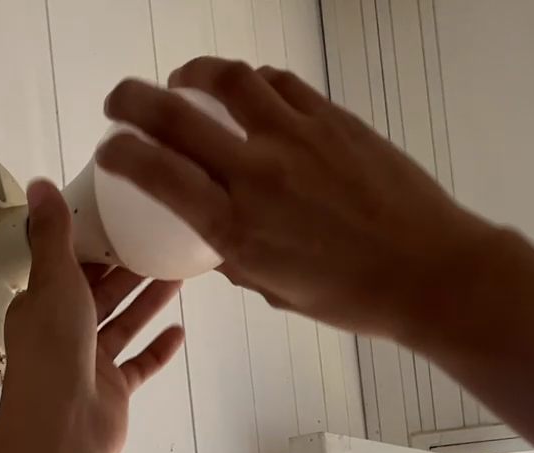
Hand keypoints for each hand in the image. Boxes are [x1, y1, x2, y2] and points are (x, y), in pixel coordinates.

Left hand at [0, 180, 185, 452]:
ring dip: (148, 301)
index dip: (95, 242)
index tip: (125, 216)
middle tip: (164, 238)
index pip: (68, 265)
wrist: (63, 426)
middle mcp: (62, 333)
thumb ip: (53, 234)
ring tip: (180, 273)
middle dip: (129, 267)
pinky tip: (180, 330)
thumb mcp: (53, 280)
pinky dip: (157, 348)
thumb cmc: (54, 349)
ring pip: (122, 324)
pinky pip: (138, 364)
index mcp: (40, 305)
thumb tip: (39, 184)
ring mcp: (89, 364)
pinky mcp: (113, 391)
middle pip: (100, 293)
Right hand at [98, 57, 500, 344]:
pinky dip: (250, 83)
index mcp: (236, 227)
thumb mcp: (273, 288)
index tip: (108, 149)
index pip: (158, 175)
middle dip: (133, 100)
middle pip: (177, 116)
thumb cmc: (348, 296)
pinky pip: (279, 85)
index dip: (122, 154)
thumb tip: (217, 240)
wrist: (426, 270)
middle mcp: (257, 173)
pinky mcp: (332, 119)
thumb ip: (235, 258)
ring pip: (228, 81)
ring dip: (193, 75)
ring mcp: (297, 137)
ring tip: (181, 82)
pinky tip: (245, 94)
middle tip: (118, 100)